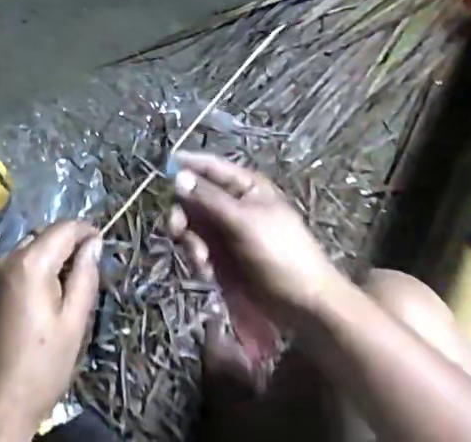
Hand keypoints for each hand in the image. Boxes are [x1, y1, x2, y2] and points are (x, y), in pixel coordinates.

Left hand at [0, 221, 101, 441]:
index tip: (103, 242)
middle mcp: (8, 257)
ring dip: (53, 255)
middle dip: (69, 244)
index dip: (86, 230)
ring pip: (32, 247)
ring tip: (72, 284)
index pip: (64, 228)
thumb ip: (86, 275)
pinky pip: (19, 263)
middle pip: (45, 234)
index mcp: (30, 262)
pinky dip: (37, 267)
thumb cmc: (40, 365)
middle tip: (90, 268)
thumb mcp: (74, 321)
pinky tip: (48, 294)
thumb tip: (94, 243)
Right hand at [166, 151, 345, 324]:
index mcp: (246, 186)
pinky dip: (198, 257)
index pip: (210, 167)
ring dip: (190, 241)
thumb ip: (209, 199)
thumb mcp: (244, 222)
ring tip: (201, 260)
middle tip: (178, 232)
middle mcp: (234, 203)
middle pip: (195, 196)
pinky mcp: (225, 256)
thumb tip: (178, 175)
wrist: (305, 305)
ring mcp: (229, 230)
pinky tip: (207, 272)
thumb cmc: (281, 254)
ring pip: (193, 224)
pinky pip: (200, 247)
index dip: (187, 165)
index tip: (164, 168)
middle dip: (184, 214)